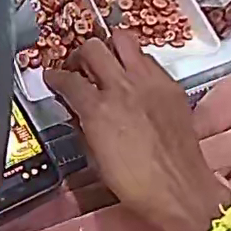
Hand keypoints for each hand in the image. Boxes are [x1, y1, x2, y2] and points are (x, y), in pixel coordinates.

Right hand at [43, 29, 230, 230]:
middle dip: (80, 55)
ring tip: (108, 64)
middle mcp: (123, 87)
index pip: (68, 80)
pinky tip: (134, 80)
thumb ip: (84, 127)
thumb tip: (78, 113)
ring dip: (110, 50)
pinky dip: (136, 63)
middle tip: (78, 67)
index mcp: (99, 109)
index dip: (55, 77)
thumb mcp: (96, 158)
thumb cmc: (136, 183)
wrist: (178, 189)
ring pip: (125, 41)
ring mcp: (151, 82)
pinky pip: (149, 59)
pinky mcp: (171, 86)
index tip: (52, 77)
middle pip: (94, 48)